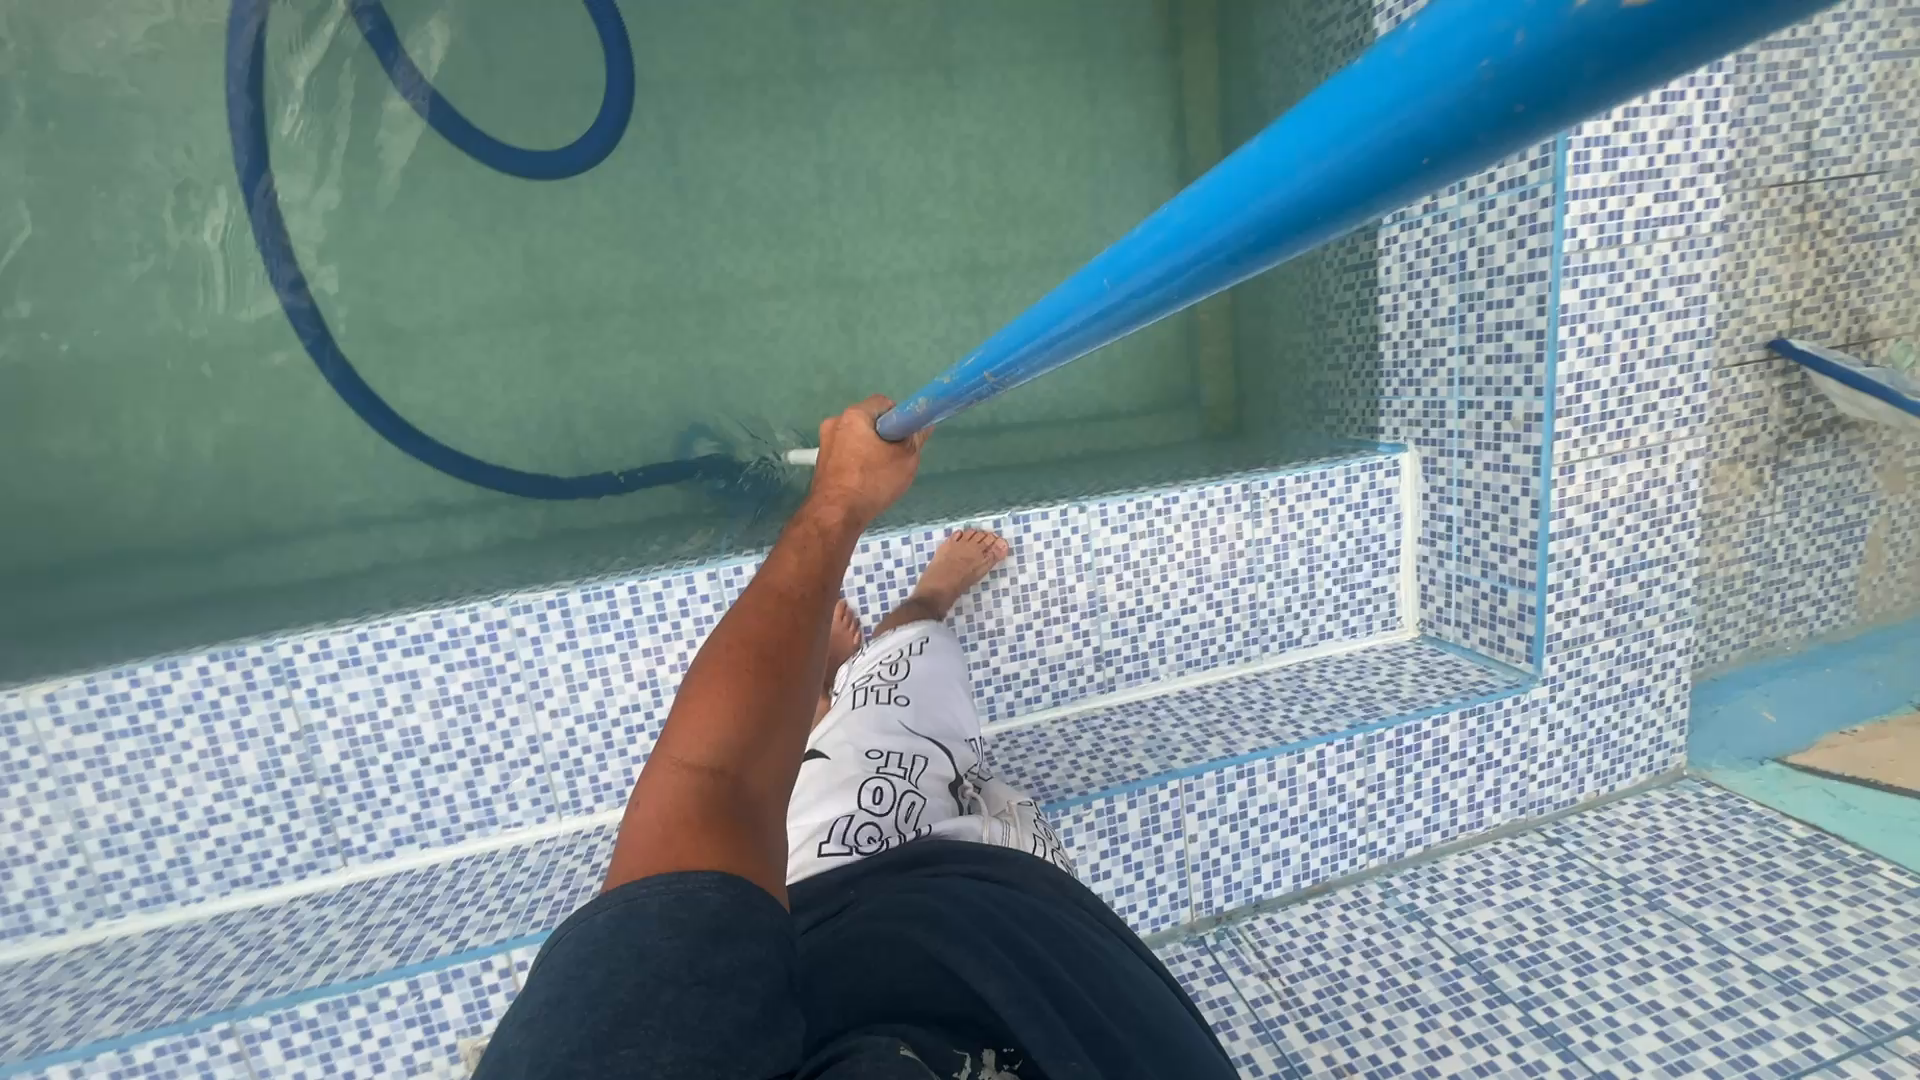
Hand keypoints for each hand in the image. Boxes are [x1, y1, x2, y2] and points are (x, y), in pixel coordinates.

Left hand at [807, 395, 928, 525]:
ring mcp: (825, 443)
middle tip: (896, 457)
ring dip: (870, 449)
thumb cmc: (873, 482)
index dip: (899, 418)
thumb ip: (916, 438)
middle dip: (884, 435)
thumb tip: (924, 425)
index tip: (905, 438)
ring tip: (880, 473)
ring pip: (856, 438)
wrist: (836, 514)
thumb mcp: (906, 459)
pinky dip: (857, 462)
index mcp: (854, 415)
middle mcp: (835, 423)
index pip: (883, 403)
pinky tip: (865, 481)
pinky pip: (846, 453)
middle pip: (868, 421)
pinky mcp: (821, 462)